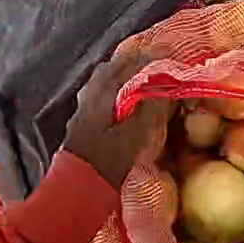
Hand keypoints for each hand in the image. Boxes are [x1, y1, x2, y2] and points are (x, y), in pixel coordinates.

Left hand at [62, 46, 166, 188]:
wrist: (76, 191)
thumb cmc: (106, 160)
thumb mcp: (134, 135)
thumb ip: (148, 108)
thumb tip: (163, 88)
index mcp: (101, 94)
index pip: (125, 65)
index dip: (148, 57)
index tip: (167, 51)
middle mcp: (89, 96)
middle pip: (110, 69)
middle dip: (133, 61)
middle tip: (154, 61)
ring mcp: (83, 109)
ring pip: (104, 81)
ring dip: (123, 74)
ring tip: (143, 77)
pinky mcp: (83, 122)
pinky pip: (101, 93)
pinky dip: (117, 88)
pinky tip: (127, 99)